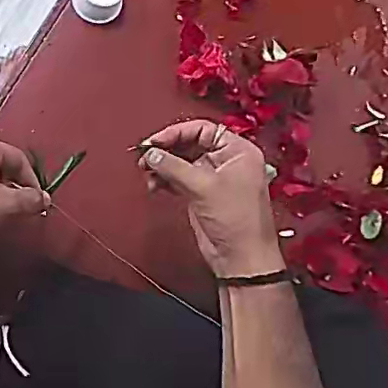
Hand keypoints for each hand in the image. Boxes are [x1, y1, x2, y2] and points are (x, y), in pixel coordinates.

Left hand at [0, 135, 48, 258]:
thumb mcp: (7, 205)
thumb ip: (31, 199)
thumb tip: (42, 199)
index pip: (18, 159)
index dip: (32, 181)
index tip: (39, 199)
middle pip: (3, 166)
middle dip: (17, 188)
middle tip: (26, 207)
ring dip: (1, 194)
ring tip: (8, 213)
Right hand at [139, 120, 284, 278]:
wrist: (241, 258)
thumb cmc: (236, 220)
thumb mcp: (203, 186)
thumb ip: (174, 167)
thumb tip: (151, 153)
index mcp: (237, 151)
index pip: (203, 129)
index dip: (177, 133)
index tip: (154, 141)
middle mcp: (227, 160)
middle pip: (190, 144)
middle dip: (166, 150)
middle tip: (146, 156)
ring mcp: (214, 177)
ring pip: (182, 162)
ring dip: (163, 166)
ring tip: (147, 172)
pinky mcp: (203, 193)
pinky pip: (180, 178)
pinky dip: (165, 180)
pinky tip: (154, 184)